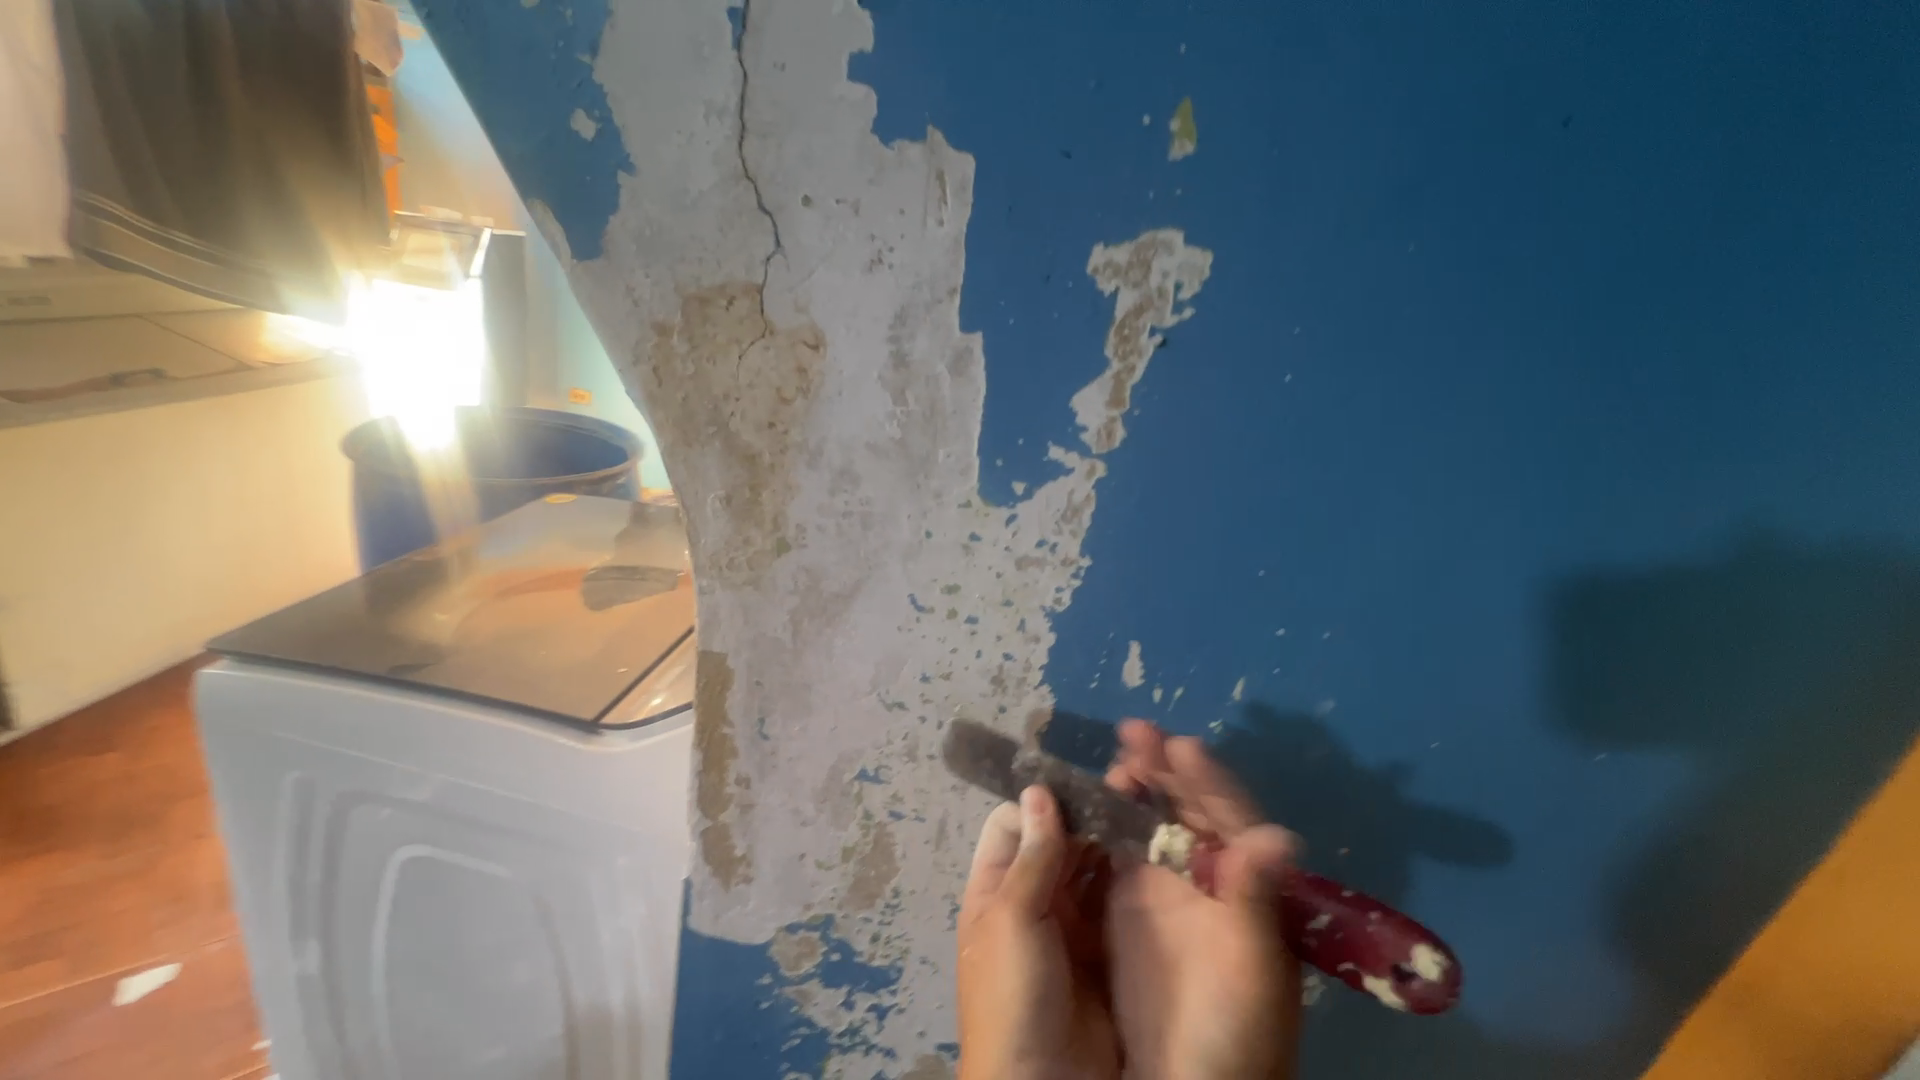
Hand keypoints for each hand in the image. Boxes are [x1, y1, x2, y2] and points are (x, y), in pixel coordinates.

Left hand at [958, 785, 1119, 1079]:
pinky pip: (1113, 899)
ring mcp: (1068, 924)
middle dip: (1083, 818)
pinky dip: (1129, 875)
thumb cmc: (1013, 994)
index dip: (1041, 805)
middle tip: (1126, 792)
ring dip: (1109, 842)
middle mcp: (1029, 899)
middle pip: (1053, 842)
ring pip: (1087, 867)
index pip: (1011, 826)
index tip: (1079, 788)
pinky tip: (1154, 854)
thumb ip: (1031, 857)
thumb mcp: (1014, 919)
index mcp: (994, 889)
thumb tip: (1038, 790)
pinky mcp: (1103, 947)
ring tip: (1144, 813)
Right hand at [1103, 720, 1301, 1079]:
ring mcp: (1168, 886)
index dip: (1206, 778)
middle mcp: (1210, 873)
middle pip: (1187, 804)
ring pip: (1152, 818)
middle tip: (1133, 734)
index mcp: (1247, 883)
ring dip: (1135, 785)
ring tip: (1113, 764)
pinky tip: (1085, 804)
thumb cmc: (1235, 1031)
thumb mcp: (1251, 969)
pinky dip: (1105, 820)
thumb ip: (1255, 900)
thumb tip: (1278, 832)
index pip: (1229, 814)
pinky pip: (1119, 847)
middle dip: (1164, 765)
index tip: (1178, 745)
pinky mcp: (1130, 904)